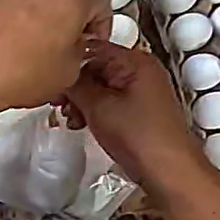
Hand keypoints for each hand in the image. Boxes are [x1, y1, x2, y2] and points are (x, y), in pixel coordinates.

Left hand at [0, 0, 110, 109]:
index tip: (94, 38)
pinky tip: (11, 38)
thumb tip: (75, 49)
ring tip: (36, 45)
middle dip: (69, 19)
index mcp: (71, 0)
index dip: (102, 21)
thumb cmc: (18, 73)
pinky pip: (8, 4)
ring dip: (40, 16)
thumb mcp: (68, 73)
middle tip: (66, 45)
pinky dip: (13, 16)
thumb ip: (80, 53)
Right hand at [62, 41, 205, 182]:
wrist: (167, 170)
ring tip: (71, 117)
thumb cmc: (141, 137)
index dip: (68, 63)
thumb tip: (61, 75)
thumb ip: (75, 85)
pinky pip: (108, 101)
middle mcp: (141, 71)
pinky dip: (92, 110)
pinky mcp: (138, 109)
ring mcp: (141, 90)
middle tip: (59, 102)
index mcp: (136, 62)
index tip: (52, 79)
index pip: (92, 48)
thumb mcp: (97, 106)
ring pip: (99, 86)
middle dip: (74, 86)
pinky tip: (82, 123)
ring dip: (80, 100)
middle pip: (95, 67)